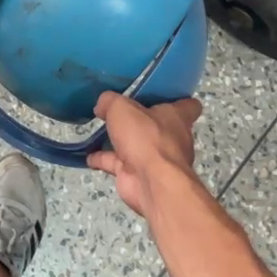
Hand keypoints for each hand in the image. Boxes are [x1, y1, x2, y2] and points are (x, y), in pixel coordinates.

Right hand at [87, 93, 202, 218]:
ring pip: (136, 145)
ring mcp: (155, 160)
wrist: (152, 184)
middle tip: (118, 108)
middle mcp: (171, 139)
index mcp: (176, 118)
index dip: (178, 99)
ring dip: (119, 140)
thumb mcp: (122, 107)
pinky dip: (102, 159)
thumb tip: (102, 107)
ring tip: (98, 127)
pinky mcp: (137, 176)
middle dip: (139, 120)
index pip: (188, 106)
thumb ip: (110, 101)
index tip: (161, 93)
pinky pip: (117, 163)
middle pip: (158, 125)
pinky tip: (88, 154)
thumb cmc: (146, 138)